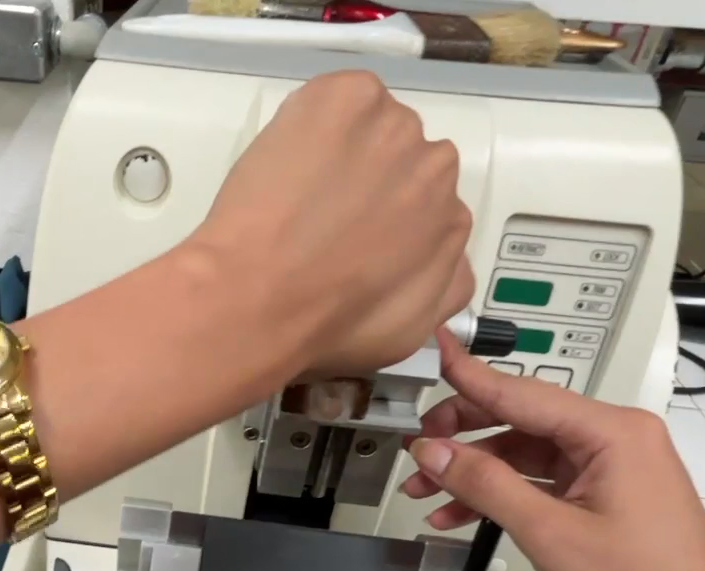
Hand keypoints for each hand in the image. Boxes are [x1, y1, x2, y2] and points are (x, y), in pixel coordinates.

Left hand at [184, 71, 473, 380]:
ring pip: (372, 129)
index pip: (428, 209)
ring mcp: (392, 128)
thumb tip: (446, 263)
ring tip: (298, 196)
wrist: (255, 299)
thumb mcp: (401, 337)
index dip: (386, 222)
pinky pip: (337, 98)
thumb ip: (440, 291)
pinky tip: (288, 166)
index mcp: (449, 226)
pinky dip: (313, 122)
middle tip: (321, 220)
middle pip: (404, 163)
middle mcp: (436, 171)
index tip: (353, 237)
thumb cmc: (320, 327)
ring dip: (342, 152)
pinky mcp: (348, 99)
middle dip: (370, 184)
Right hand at [401, 331, 704, 570]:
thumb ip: (486, 485)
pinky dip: (500, 498)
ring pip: (524, 457)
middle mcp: (615, 441)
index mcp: (613, 433)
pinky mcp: (605, 500)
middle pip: (521, 421)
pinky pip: (539, 485)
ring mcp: (611, 472)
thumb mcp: (550, 533)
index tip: (434, 349)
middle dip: (463, 436)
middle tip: (415, 448)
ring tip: (424, 492)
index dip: (470, 376)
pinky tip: (459, 516)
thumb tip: (432, 450)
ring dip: (473, 474)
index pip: (523, 393)